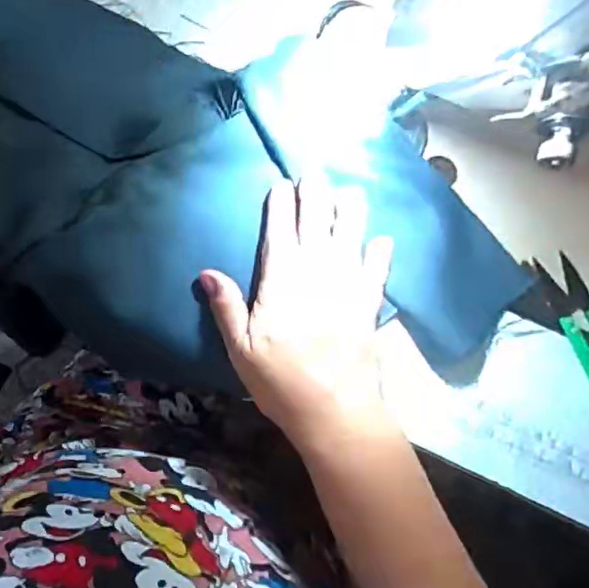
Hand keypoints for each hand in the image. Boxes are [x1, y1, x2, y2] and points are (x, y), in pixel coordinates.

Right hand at [200, 179, 396, 449]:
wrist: (337, 415)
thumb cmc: (279, 383)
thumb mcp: (240, 349)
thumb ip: (227, 307)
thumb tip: (206, 272)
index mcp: (282, 288)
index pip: (280, 238)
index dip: (280, 209)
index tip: (281, 184)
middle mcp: (317, 281)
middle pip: (316, 231)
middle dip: (315, 200)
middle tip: (315, 173)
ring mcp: (347, 293)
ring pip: (350, 244)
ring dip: (350, 215)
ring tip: (350, 191)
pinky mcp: (368, 311)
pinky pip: (376, 275)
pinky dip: (380, 255)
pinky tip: (382, 239)